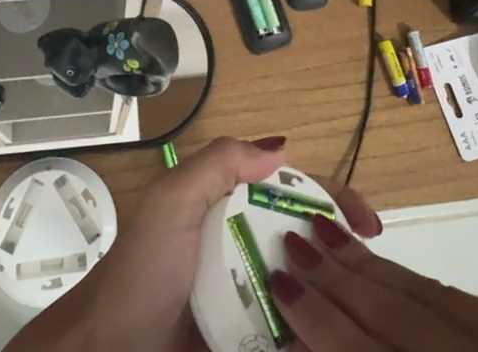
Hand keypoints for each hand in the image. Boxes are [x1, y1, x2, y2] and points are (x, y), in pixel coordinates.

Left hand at [5, 137, 382, 351]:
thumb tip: (281, 145)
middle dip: (342, 251)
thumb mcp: (173, 202)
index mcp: (231, 205)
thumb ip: (219, 164)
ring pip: (307, 285)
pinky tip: (329, 332)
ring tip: (358, 308)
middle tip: (367, 275)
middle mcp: (245, 242)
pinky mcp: (250, 333)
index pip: (295, 190)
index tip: (368, 225)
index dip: (334, 199)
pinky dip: (312, 327)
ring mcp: (249, 291)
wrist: (110, 347)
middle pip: (308, 239)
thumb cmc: (140, 271)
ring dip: (333, 294)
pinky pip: (292, 327)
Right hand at [273, 213, 477, 351]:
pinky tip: (379, 262)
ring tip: (320, 232)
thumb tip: (306, 343)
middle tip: (287, 242)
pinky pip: (453, 294)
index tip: (280, 284)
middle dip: (336, 280)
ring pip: (423, 292)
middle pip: (394, 316)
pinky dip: (409, 279)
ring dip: (366, 266)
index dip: (322, 321)